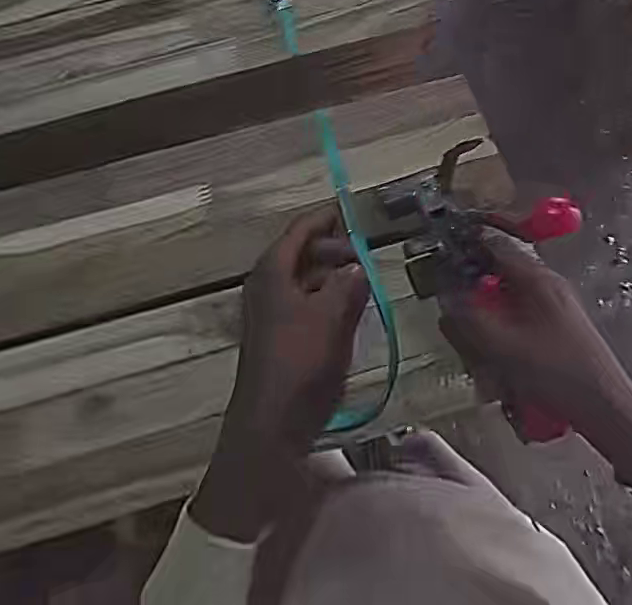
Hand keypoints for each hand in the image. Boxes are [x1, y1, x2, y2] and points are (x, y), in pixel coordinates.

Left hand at [191, 206, 367, 540]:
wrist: (271, 422)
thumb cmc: (300, 361)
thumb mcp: (331, 319)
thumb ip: (347, 286)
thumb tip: (358, 266)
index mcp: (272, 271)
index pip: (299, 232)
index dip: (323, 219)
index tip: (347, 210)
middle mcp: (267, 284)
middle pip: (301, 253)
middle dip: (332, 249)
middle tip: (365, 254)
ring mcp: (270, 310)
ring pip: (304, 279)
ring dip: (331, 275)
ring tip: (363, 279)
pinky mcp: (279, 334)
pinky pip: (305, 302)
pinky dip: (326, 297)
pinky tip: (348, 308)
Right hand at [435, 227, 631, 440]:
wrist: (610, 414)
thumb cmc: (560, 375)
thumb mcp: (501, 346)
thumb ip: (466, 318)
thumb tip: (445, 299)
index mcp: (537, 279)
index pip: (493, 244)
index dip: (464, 248)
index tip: (442, 260)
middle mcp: (547, 286)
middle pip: (495, 277)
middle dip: (473, 300)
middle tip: (460, 324)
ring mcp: (555, 308)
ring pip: (504, 303)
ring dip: (487, 326)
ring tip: (483, 358)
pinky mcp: (558, 330)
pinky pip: (518, 322)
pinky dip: (503, 339)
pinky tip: (501, 369)